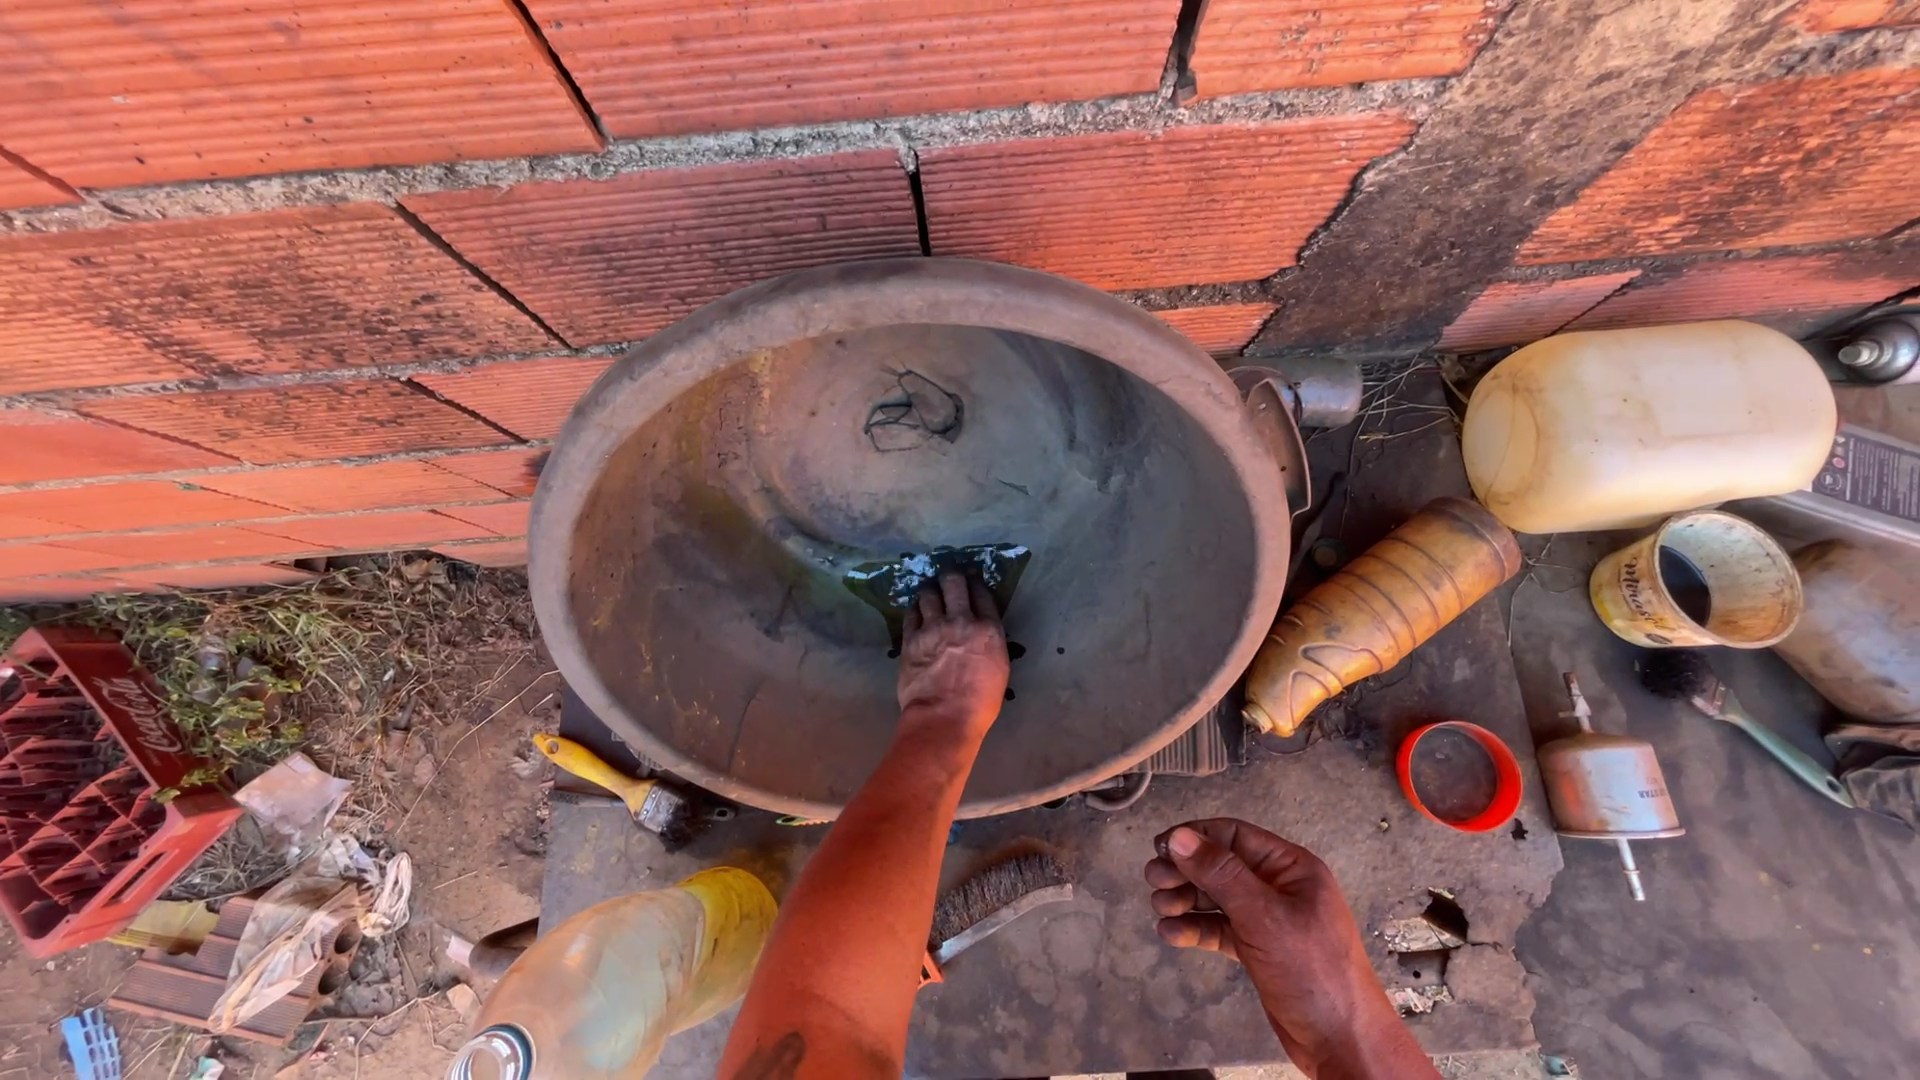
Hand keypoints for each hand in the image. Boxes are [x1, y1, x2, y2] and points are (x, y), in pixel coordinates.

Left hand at [896, 570, 1009, 739]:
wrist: (944, 718)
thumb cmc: (980, 703)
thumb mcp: (999, 667)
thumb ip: (989, 641)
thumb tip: (980, 631)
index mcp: (988, 629)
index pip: (981, 593)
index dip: (976, 582)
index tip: (972, 580)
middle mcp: (960, 620)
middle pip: (954, 582)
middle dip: (952, 576)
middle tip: (949, 578)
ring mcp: (933, 628)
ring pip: (928, 593)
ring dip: (931, 591)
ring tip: (930, 594)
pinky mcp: (911, 638)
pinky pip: (911, 613)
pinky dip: (916, 609)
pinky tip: (917, 611)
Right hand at [1145, 819, 1428, 1077]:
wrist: (1344, 1046)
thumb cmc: (1313, 972)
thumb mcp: (1263, 916)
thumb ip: (1219, 874)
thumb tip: (1179, 837)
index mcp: (1291, 868)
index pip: (1233, 836)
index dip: (1195, 838)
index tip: (1160, 848)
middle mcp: (1278, 887)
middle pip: (1220, 866)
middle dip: (1185, 871)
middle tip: (1153, 880)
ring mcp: (1267, 919)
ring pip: (1216, 897)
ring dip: (1184, 899)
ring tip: (1159, 907)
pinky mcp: (1258, 949)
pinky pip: (1219, 928)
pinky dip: (1194, 928)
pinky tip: (1170, 933)